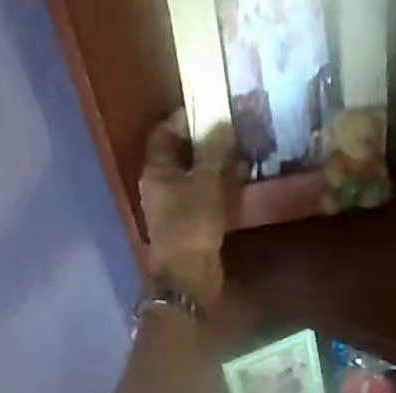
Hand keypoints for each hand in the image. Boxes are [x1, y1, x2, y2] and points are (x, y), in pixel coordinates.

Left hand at [139, 112, 235, 309]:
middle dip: (204, 144)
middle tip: (231, 133)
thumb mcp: (206, 183)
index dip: (185, 119)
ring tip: (239, 157)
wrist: (190, 278)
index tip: (211, 111)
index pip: (165, 133)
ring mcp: (173, 210)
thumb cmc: (192, 226)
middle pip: (180, 156)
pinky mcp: (189, 228)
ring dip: (214, 169)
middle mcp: (160, 187)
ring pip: (193, 179)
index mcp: (156, 171)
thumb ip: (214, 151)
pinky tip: (237, 187)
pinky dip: (218, 191)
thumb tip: (222, 122)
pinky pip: (203, 201)